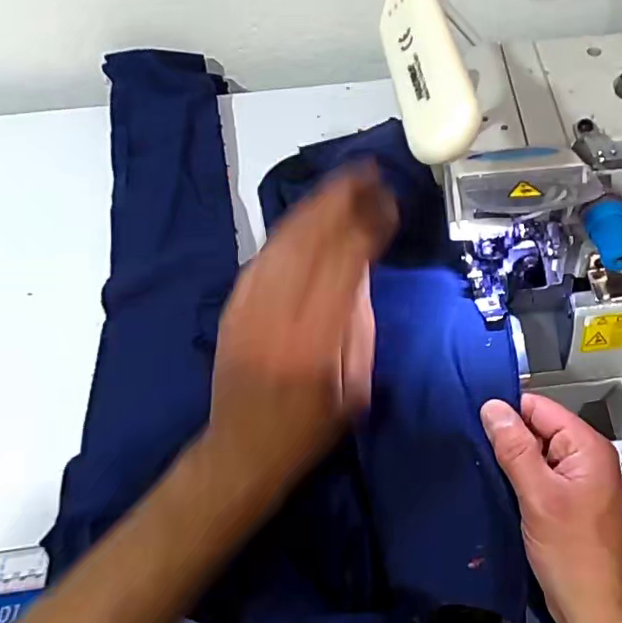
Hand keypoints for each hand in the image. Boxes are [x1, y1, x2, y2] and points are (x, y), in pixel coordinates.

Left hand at [209, 166, 396, 494]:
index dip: (368, 224)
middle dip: (341, 200)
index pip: (344, 261)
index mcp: (315, 338)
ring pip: (284, 240)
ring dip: (315, 206)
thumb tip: (363, 270)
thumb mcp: (354, 384)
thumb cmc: (310, 426)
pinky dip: (290, 230)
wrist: (242, 449)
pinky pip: (264, 255)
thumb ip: (359, 323)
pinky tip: (308, 216)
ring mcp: (248, 306)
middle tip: (367, 173)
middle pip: (310, 239)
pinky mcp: (232, 305)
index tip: (388, 202)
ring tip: (342, 183)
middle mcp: (277, 313)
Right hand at [481, 394, 621, 622]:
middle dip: (505, 436)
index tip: (468, 416)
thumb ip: (515, 449)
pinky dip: (515, 481)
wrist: (596, 615)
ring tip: (473, 462)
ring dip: (508, 460)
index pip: (540, 408)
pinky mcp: (564, 505)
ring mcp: (575, 483)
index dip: (507, 410)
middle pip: (537, 429)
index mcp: (587, 447)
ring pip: (533, 455)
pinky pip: (536, 479)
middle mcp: (584, 458)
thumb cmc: (573, 555)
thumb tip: (492, 406)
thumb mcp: (539, 497)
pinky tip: (490, 485)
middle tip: (466, 443)